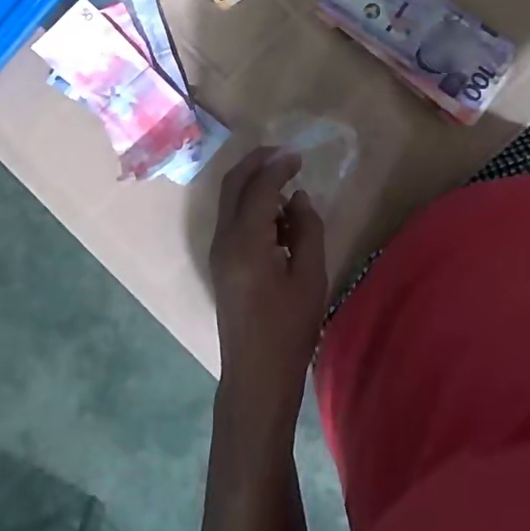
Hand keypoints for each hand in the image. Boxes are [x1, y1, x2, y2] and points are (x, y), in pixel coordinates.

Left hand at [210, 148, 326, 389]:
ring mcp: (218, 252)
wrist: (256, 375)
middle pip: (233, 185)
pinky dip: (251, 207)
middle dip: (256, 163)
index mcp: (246, 241)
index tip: (299, 156)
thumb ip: (307, 229)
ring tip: (288, 188)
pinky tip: (278, 218)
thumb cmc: (289, 328)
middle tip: (284, 156)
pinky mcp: (221, 264)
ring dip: (254, 185)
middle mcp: (224, 240)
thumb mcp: (311, 276)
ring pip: (230, 202)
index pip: (259, 187)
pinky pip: (233, 221)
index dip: (279, 166)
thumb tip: (299, 198)